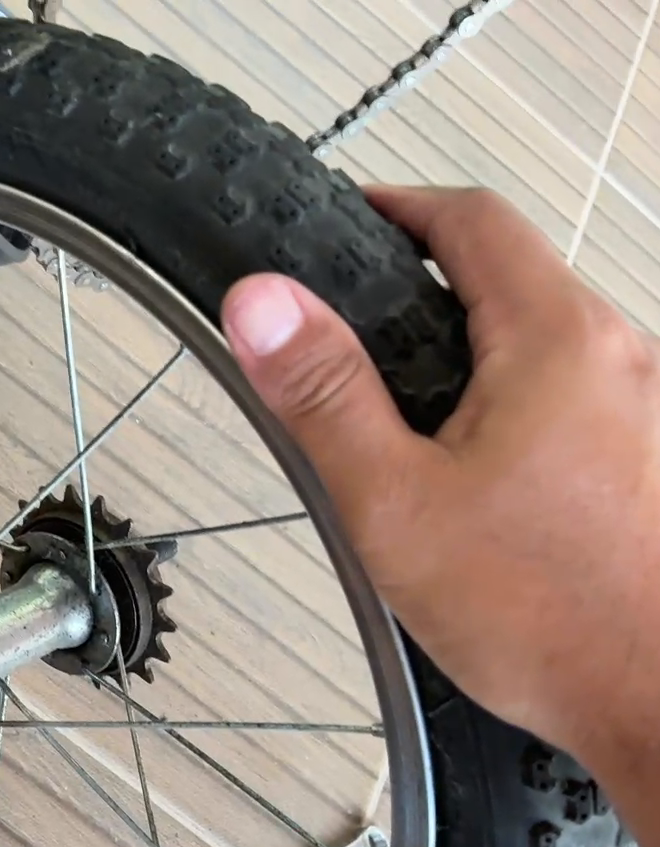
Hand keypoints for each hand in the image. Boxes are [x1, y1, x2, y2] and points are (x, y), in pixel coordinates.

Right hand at [219, 186, 659, 767]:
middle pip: (505, 280)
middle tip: (326, 326)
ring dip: (447, 346)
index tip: (333, 217)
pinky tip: (442, 463)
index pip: (472, 226)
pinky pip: (553, 395)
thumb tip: (259, 300)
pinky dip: (482, 396)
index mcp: (556, 345)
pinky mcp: (639, 463)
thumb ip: (322, 392)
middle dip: (410, 286)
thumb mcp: (390, 494)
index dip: (394, 208)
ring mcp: (640, 411)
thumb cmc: (538, 606)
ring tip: (368, 405)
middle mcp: (621, 359)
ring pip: (530, 342)